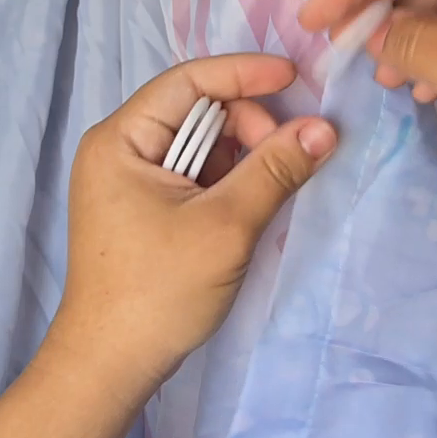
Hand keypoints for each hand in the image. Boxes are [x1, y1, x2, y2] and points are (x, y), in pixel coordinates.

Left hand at [50, 54, 336, 392]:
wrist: (111, 364)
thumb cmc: (160, 290)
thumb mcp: (226, 226)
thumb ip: (275, 171)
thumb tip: (325, 129)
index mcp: (120, 139)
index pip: (187, 82)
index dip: (244, 74)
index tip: (296, 78)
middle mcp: (119, 150)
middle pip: (196, 112)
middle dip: (247, 126)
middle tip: (285, 160)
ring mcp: (128, 182)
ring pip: (199, 146)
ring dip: (241, 158)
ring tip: (270, 189)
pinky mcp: (143, 209)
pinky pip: (193, 176)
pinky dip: (226, 183)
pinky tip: (250, 205)